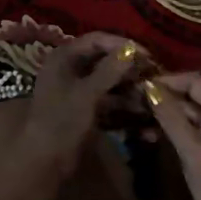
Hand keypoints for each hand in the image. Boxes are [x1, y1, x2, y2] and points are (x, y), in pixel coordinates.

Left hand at [17, 33, 141, 171]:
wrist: (45, 158)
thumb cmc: (61, 119)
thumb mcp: (86, 93)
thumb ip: (109, 70)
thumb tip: (132, 48)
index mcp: (63, 58)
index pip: (95, 40)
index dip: (121, 45)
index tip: (148, 55)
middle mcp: (69, 69)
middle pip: (104, 60)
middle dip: (129, 68)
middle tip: (154, 75)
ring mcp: (77, 89)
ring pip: (108, 81)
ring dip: (129, 88)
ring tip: (151, 95)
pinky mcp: (85, 109)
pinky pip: (108, 100)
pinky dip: (123, 104)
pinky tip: (143, 112)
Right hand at [146, 72, 200, 199]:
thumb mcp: (193, 153)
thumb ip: (171, 118)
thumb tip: (148, 88)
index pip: (197, 83)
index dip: (168, 81)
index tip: (139, 86)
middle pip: (195, 96)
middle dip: (165, 96)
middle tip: (133, 100)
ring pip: (193, 113)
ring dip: (167, 113)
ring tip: (137, 116)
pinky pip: (196, 130)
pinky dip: (176, 129)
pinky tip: (151, 134)